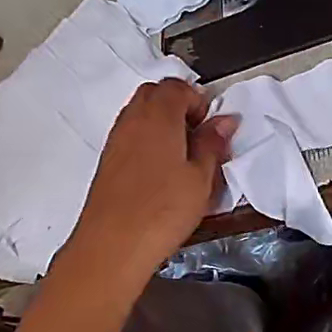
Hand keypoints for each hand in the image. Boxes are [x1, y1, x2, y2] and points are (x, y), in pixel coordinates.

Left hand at [59, 79, 237, 283]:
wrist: (113, 245)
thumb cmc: (161, 211)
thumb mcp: (201, 178)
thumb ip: (212, 145)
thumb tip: (223, 123)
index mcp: (159, 115)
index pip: (178, 87)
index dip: (199, 101)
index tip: (213, 126)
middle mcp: (132, 120)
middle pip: (155, 95)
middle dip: (179, 107)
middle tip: (200, 136)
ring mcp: (116, 141)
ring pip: (140, 116)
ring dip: (163, 126)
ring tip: (184, 159)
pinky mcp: (108, 163)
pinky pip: (131, 138)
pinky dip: (148, 144)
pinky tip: (163, 175)